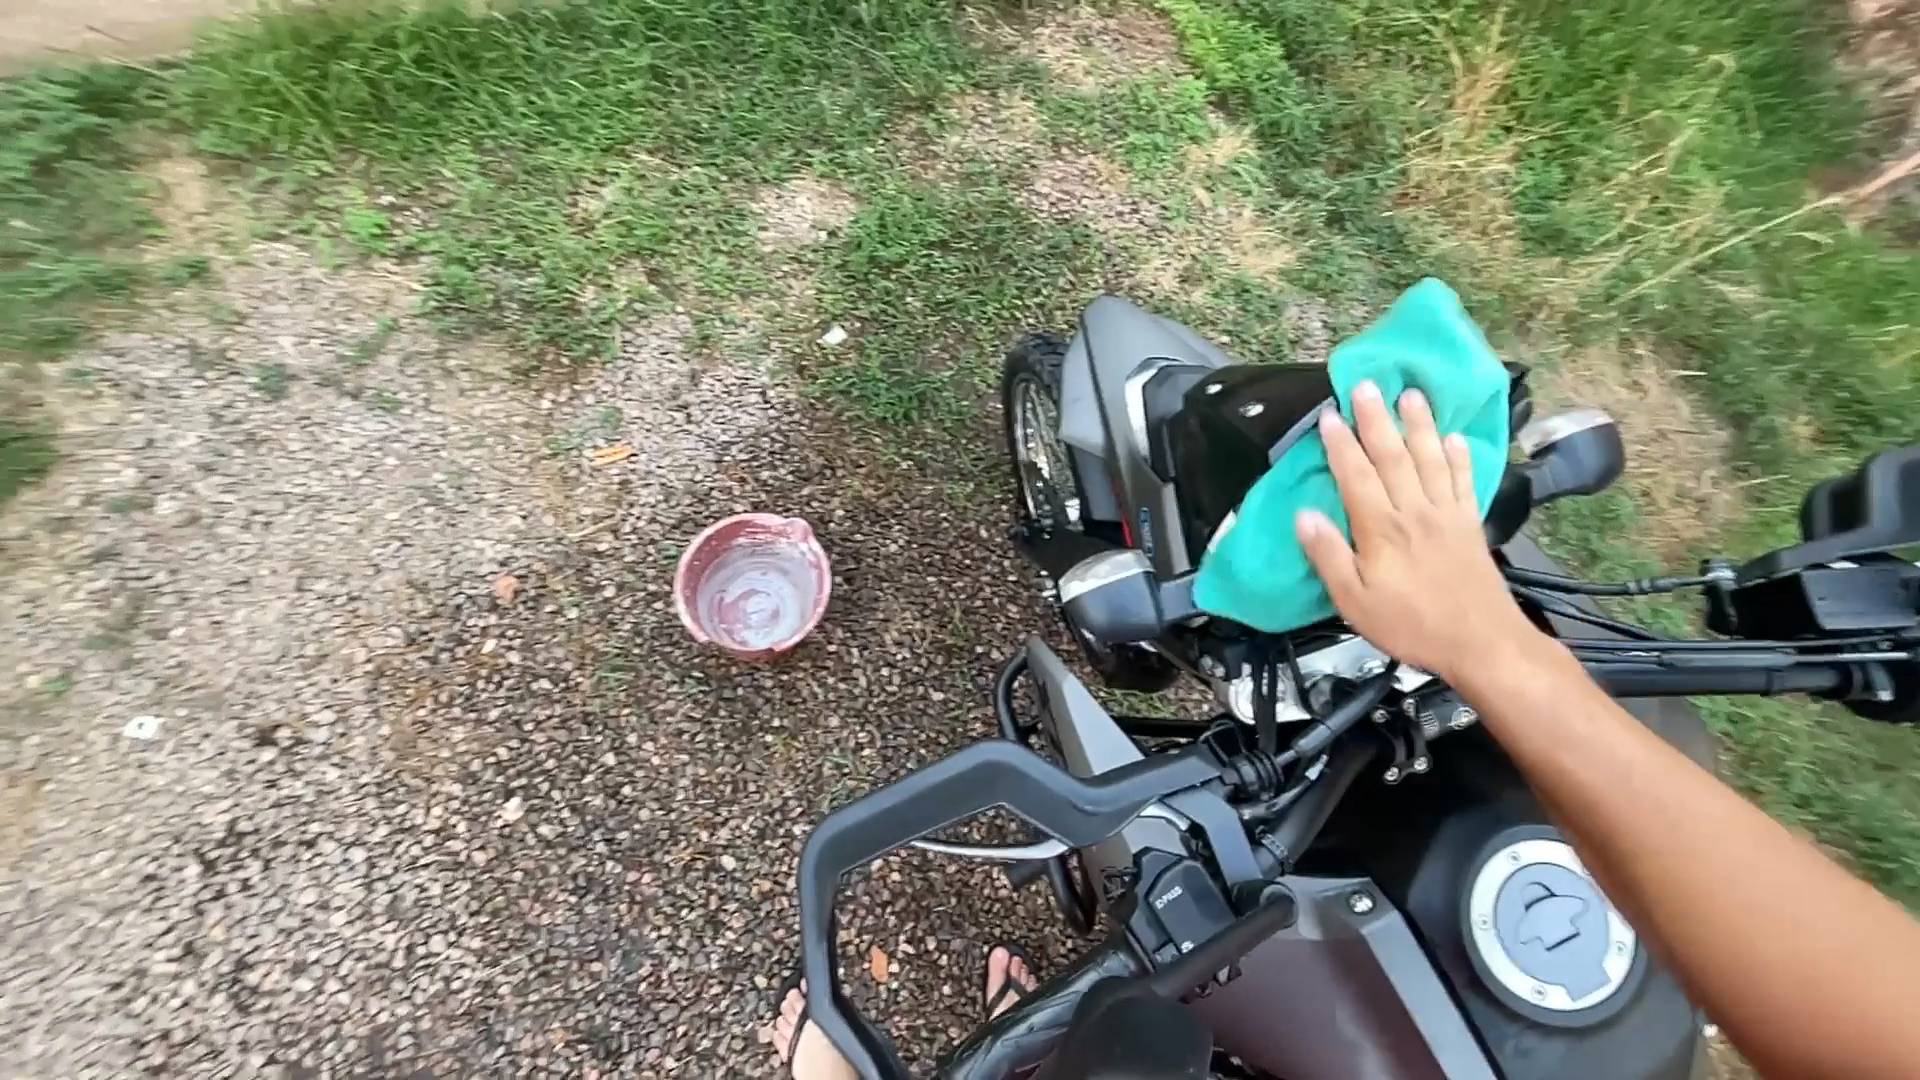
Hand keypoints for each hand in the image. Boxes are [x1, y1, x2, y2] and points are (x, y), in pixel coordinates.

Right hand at [1296, 381, 1539, 680]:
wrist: (1482, 644)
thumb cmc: (1410, 624)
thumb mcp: (1353, 600)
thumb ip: (1328, 555)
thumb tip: (1304, 515)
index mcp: (1381, 529)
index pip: (1356, 476)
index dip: (1341, 444)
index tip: (1329, 414)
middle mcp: (1415, 512)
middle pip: (1393, 456)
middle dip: (1377, 419)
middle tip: (1367, 385)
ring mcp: (1447, 515)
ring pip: (1431, 459)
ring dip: (1419, 425)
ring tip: (1411, 394)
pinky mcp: (1470, 526)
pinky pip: (1465, 482)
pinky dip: (1459, 457)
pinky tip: (1454, 438)